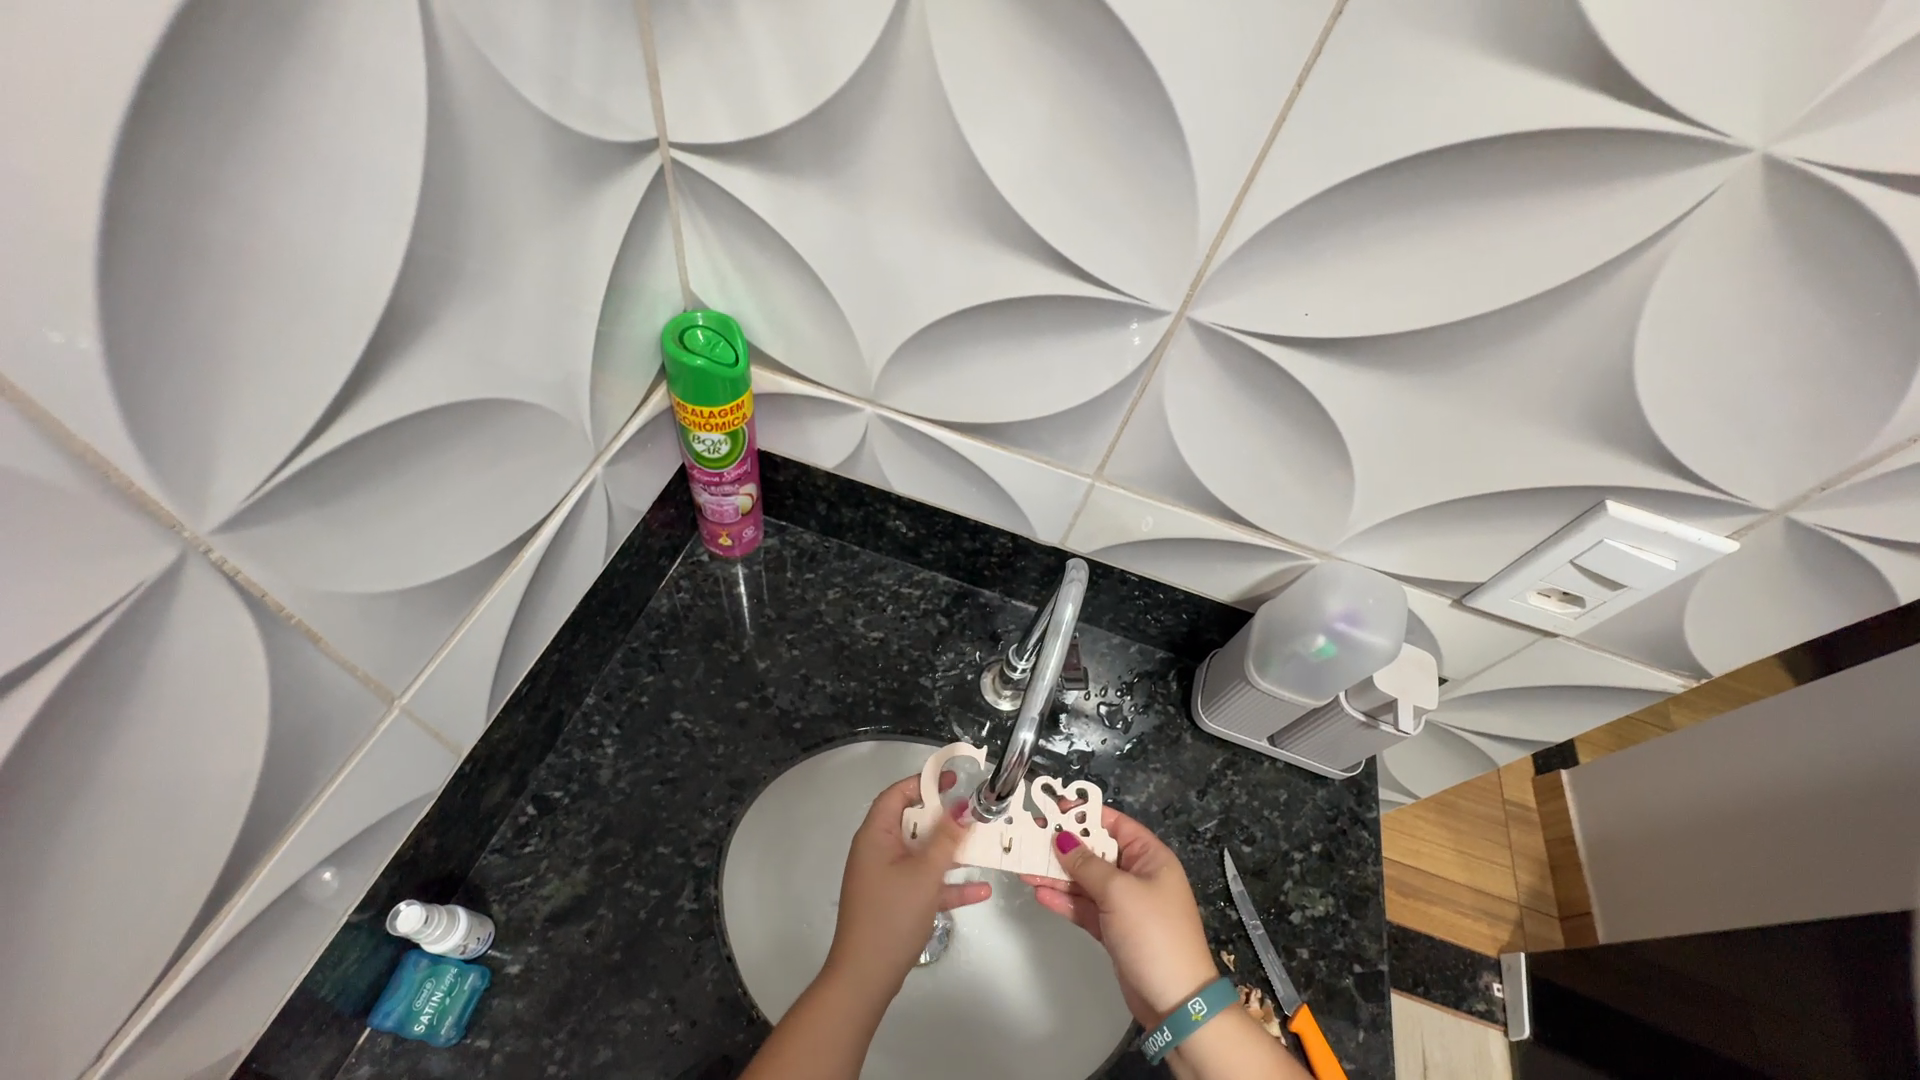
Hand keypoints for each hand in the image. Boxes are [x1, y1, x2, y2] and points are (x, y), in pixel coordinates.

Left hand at [822, 773, 991, 999]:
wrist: (866, 977)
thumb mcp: (924, 873)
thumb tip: (963, 806)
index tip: (955, 781)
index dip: (925, 783)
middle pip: (914, 823)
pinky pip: (925, 883)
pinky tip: (981, 890)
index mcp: (876, 835)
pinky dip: (948, 885)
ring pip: (922, 854)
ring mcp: (886, 877)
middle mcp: (878, 850)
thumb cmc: (891, 915)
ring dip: (951, 851)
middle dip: (945, 819)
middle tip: (976, 813)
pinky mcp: (896, 902)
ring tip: (985, 844)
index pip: (897, 794)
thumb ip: (946, 839)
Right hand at [1024, 807, 1217, 1025]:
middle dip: (1063, 847)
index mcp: (1150, 857)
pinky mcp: (1114, 929)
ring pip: (1086, 881)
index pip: (1114, 824)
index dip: (1084, 814)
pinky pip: (1085, 907)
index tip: (1052, 809)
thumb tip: (1062, 838)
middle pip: (1095, 852)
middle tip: (1028, 838)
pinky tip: (1040, 895)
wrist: (1175, 1001)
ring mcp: (1125, 904)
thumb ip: (1086, 864)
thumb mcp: (1119, 891)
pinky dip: (1065, 901)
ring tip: (1024, 868)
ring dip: (1057, 876)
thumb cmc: (1153, 933)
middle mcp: (1138, 875)